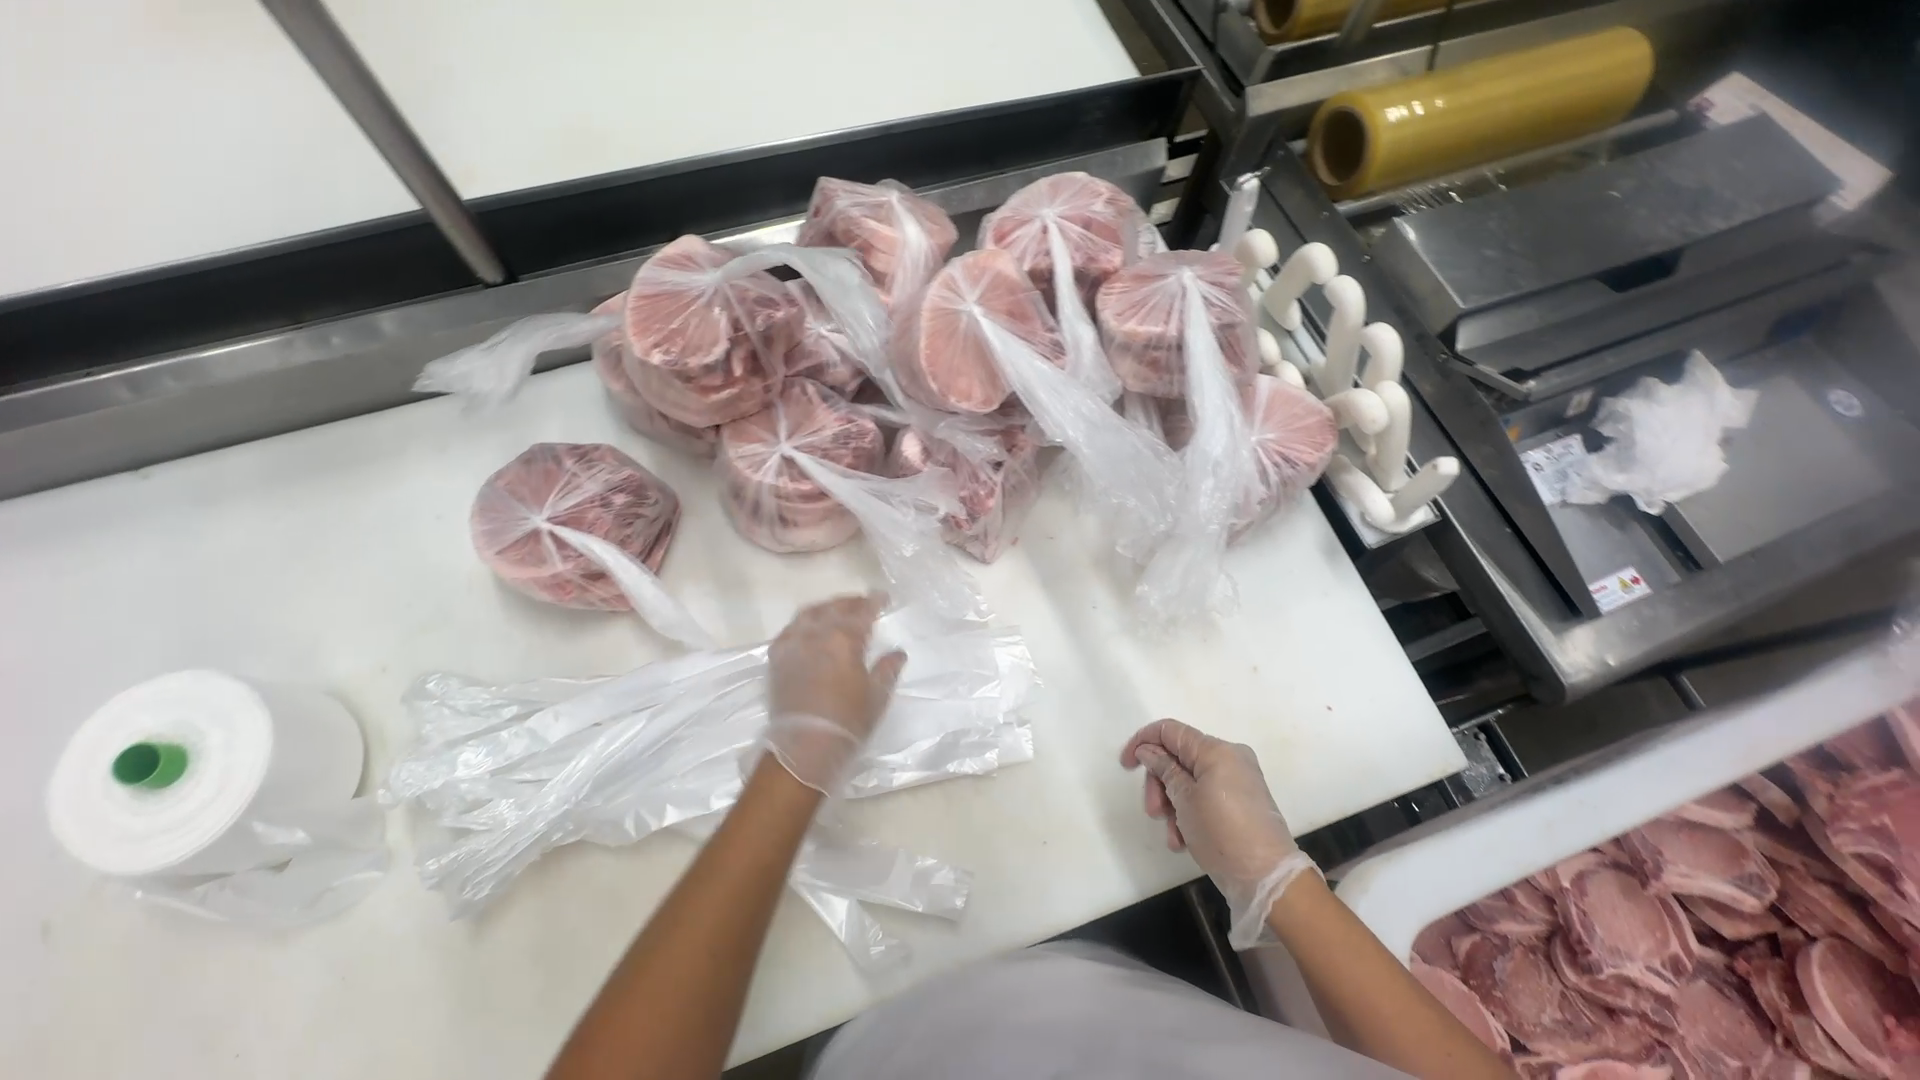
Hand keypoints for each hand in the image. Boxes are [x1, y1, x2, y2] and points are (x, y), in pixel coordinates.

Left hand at [765, 593, 907, 794]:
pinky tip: (808, 630)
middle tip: (863, 603)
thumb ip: (887, 669)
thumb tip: (897, 653)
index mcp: (844, 639)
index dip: (874, 601)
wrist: (804, 747)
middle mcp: (816, 634)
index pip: (862, 611)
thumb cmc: (847, 722)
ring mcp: (793, 645)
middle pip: (834, 608)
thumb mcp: (877, 696)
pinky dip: (802, 624)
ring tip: (836, 611)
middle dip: (850, 603)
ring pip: (809, 614)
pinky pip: (789, 630)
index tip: (882, 597)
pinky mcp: (776, 659)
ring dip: (825, 608)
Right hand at [1121, 718, 1318, 948]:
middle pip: (1178, 758)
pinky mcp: (1241, 803)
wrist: (1267, 877)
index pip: (1170, 730)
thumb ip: (1163, 769)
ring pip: (1189, 781)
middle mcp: (1230, 758)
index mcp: (1216, 750)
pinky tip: (1183, 840)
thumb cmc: (1222, 833)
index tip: (1126, 765)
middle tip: (1153, 812)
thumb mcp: (1184, 800)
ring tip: (1172, 835)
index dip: (1142, 742)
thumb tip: (1148, 750)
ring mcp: (1238, 781)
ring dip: (1172, 805)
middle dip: (1159, 783)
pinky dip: (1190, 814)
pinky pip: (1206, 797)